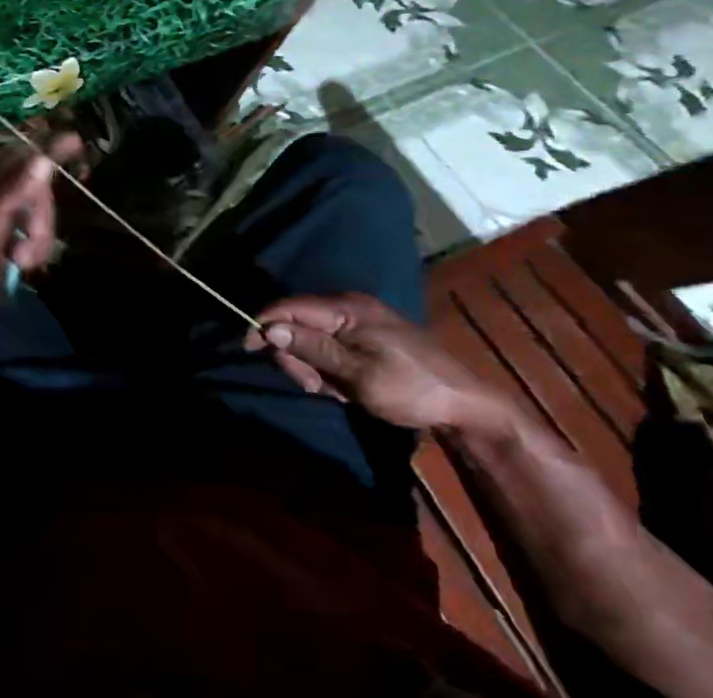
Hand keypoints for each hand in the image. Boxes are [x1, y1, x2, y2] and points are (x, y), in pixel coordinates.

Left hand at [0, 132, 84, 315]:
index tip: (74, 141)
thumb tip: (42, 158)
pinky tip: (24, 262)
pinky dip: (36, 248)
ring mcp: (3, 219)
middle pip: (36, 190)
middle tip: (33, 241)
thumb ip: (15, 189)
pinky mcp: (11, 242)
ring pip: (40, 215)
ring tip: (22, 261)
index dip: (47, 148)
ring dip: (38, 239)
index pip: (20, 156)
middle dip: (42, 216)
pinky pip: (37, 236)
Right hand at [246, 292, 507, 432]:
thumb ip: (313, 348)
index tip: (247, 350)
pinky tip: (343, 387)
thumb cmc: (411, 388)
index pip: (289, 307)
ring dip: (312, 367)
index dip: (263, 325)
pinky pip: (329, 347)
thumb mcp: (358, 373)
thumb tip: (270, 328)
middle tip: (312, 387)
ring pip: (311, 338)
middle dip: (295, 355)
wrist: (465, 405)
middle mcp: (349, 307)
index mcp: (347, 309)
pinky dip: (327, 368)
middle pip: (297, 323)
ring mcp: (358, 322)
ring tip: (335, 391)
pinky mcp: (365, 337)